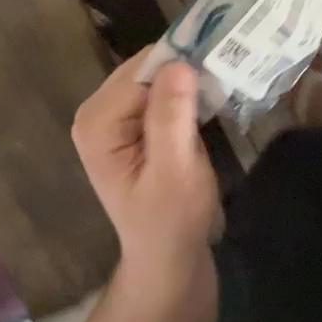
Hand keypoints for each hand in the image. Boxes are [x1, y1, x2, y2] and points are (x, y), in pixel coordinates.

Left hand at [71, 49, 220, 269]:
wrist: (169, 256)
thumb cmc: (172, 221)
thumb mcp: (175, 171)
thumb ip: (171, 118)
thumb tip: (178, 64)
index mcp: (97, 122)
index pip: (142, 71)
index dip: (181, 66)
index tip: (222, 64)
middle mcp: (96, 112)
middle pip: (145, 69)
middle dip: (184, 72)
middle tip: (226, 78)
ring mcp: (111, 117)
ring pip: (155, 76)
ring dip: (188, 82)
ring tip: (221, 89)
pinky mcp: (130, 123)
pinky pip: (159, 92)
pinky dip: (184, 94)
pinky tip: (207, 104)